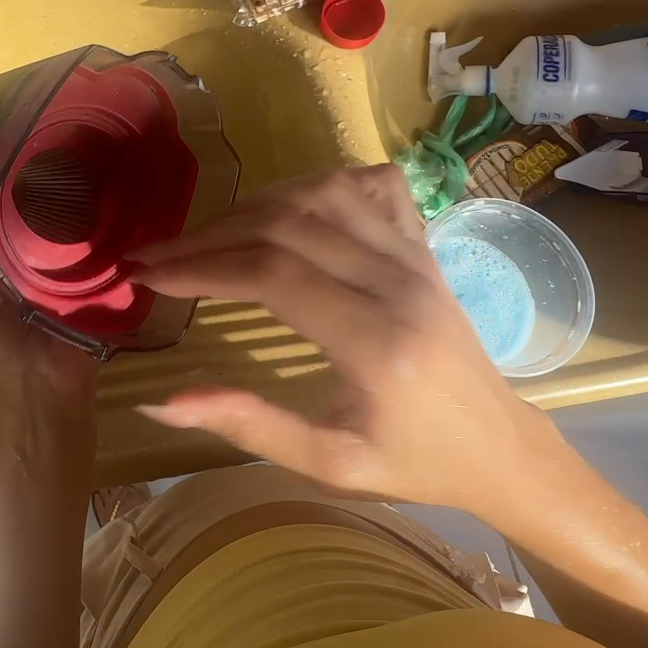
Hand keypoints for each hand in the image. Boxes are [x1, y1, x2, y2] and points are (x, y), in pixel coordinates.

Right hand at [130, 165, 561, 515]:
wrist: (500, 446)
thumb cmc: (415, 464)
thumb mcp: (329, 465)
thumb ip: (248, 426)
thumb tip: (161, 403)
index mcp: (376, 343)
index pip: (272, 276)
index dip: (200, 268)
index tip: (148, 275)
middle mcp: (398, 283)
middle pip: (287, 226)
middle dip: (209, 237)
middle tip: (157, 257)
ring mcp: (415, 255)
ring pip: (321, 194)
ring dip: (252, 206)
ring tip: (207, 237)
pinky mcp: (422, 245)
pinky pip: (366, 186)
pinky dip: (315, 182)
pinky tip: (284, 206)